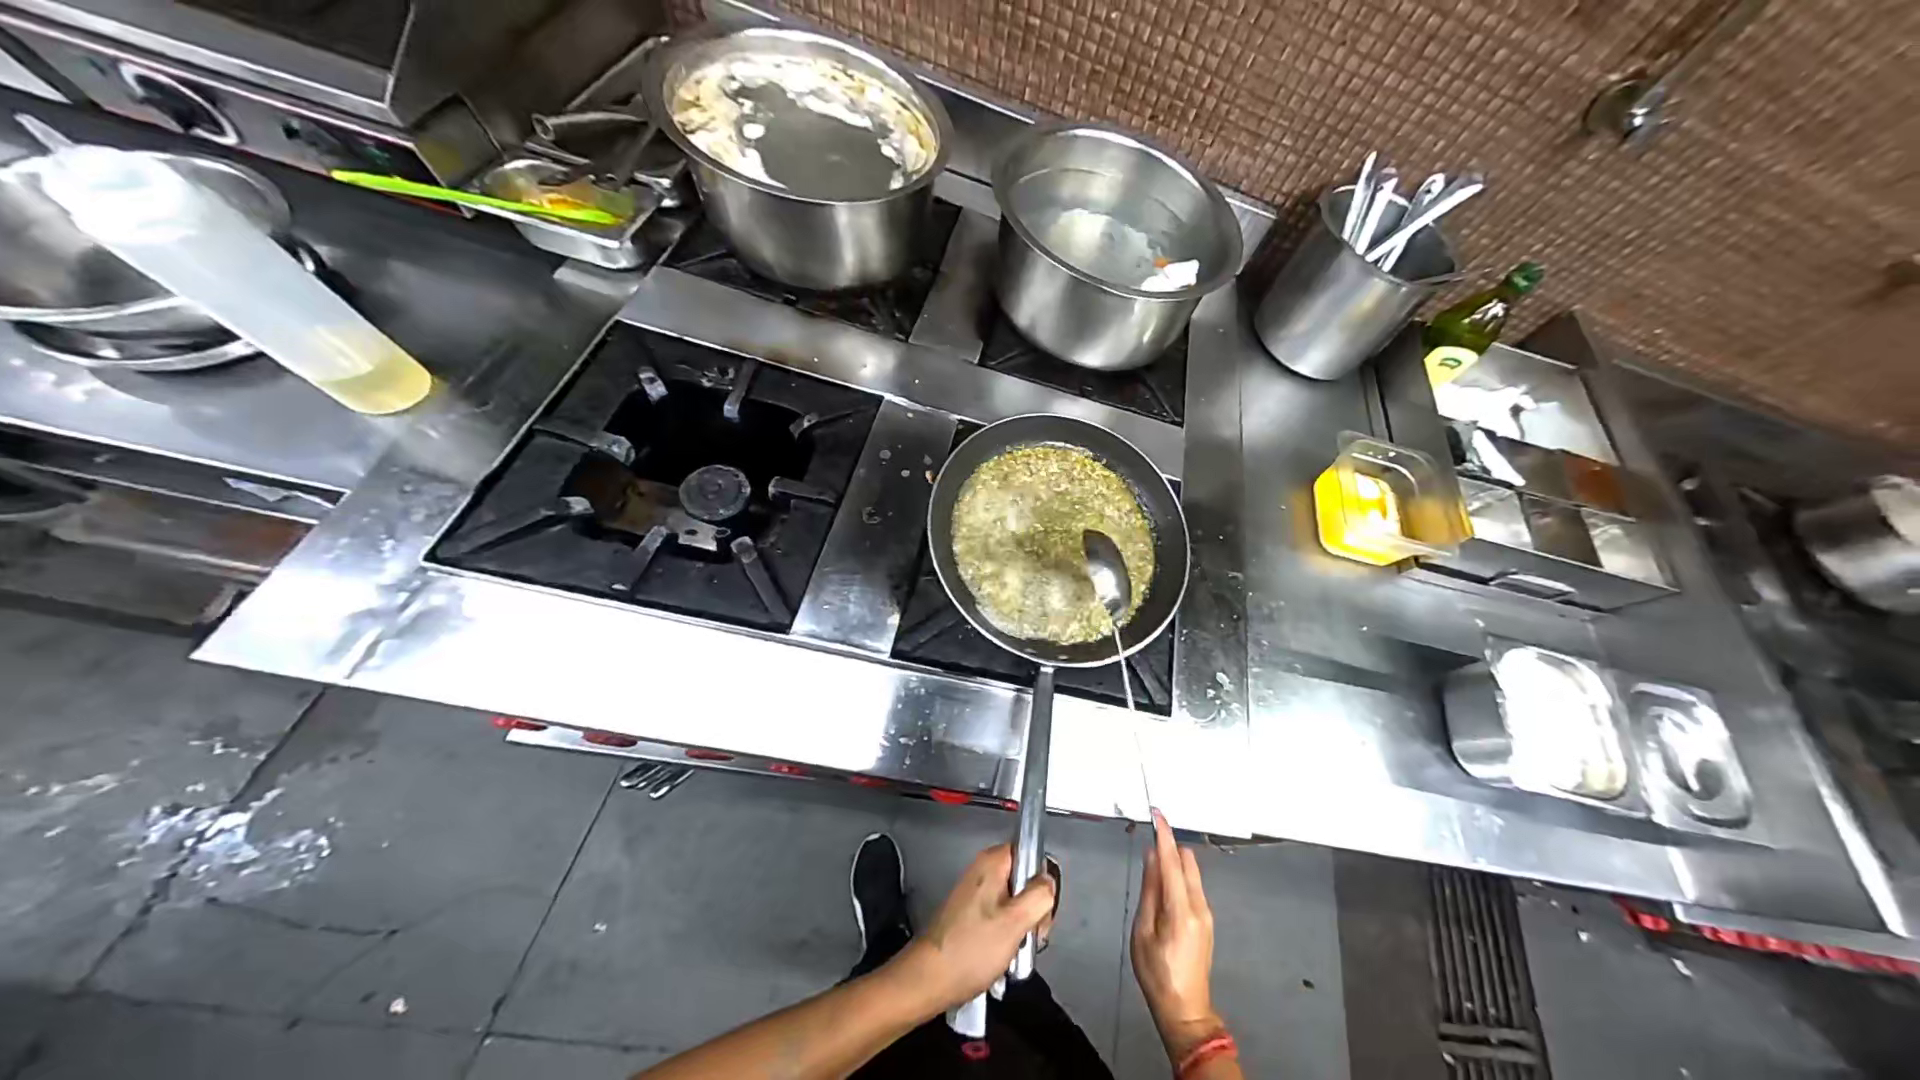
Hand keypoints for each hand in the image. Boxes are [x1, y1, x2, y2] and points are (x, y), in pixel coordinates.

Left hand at [887, 843, 1054, 1014]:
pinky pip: (1002, 916)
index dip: (1042, 882)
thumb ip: (1040, 895)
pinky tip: (1004, 955)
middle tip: (1028, 935)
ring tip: (1015, 950)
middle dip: (1034, 909)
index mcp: (993, 862)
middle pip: (1026, 880)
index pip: (1032, 854)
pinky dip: (1008, 934)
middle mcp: (983, 870)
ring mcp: (977, 892)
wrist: (929, 978)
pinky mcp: (972, 913)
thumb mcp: (1016, 921)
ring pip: (1016, 902)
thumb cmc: (973, 948)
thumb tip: (1048, 880)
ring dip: (1022, 927)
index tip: (1040, 911)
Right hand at [1131, 809, 1220, 1058]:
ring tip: (1150, 870)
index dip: (1164, 834)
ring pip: (1191, 874)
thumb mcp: (1143, 930)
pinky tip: (1163, 888)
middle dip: (1169, 847)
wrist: (1185, 1008)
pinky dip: (1178, 878)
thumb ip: (1149, 890)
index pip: (1172, 860)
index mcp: (1182, 909)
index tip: (1158, 814)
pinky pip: (1192, 888)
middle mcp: (1200, 907)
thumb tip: (1151, 858)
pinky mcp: (1206, 921)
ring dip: (1173, 864)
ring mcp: (1207, 915)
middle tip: (1148, 842)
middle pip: (1187, 862)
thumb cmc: (1158, 973)